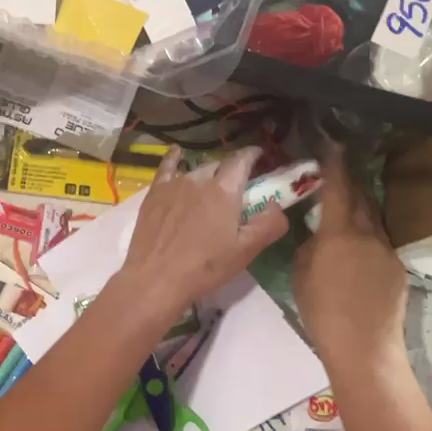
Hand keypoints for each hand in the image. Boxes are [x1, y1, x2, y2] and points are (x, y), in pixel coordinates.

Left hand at [114, 146, 288, 319]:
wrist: (156, 278)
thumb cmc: (205, 267)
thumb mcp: (246, 250)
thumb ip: (269, 224)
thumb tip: (276, 204)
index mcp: (225, 189)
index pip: (242, 160)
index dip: (253, 155)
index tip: (260, 157)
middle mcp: (199, 179)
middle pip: (219, 165)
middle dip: (230, 171)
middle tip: (235, 188)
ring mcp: (174, 184)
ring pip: (195, 169)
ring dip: (207, 173)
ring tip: (210, 185)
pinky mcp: (154, 193)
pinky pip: (167, 167)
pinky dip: (174, 158)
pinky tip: (177, 152)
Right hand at [294, 150, 406, 365]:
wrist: (364, 349)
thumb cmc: (322, 314)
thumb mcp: (300, 276)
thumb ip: (308, 248)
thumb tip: (316, 237)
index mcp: (339, 233)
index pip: (338, 187)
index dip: (334, 163)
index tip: (329, 144)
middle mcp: (368, 234)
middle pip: (360, 197)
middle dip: (348, 183)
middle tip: (334, 174)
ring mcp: (387, 251)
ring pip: (371, 220)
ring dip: (358, 208)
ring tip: (343, 207)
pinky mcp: (397, 268)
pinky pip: (379, 242)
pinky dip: (365, 237)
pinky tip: (354, 252)